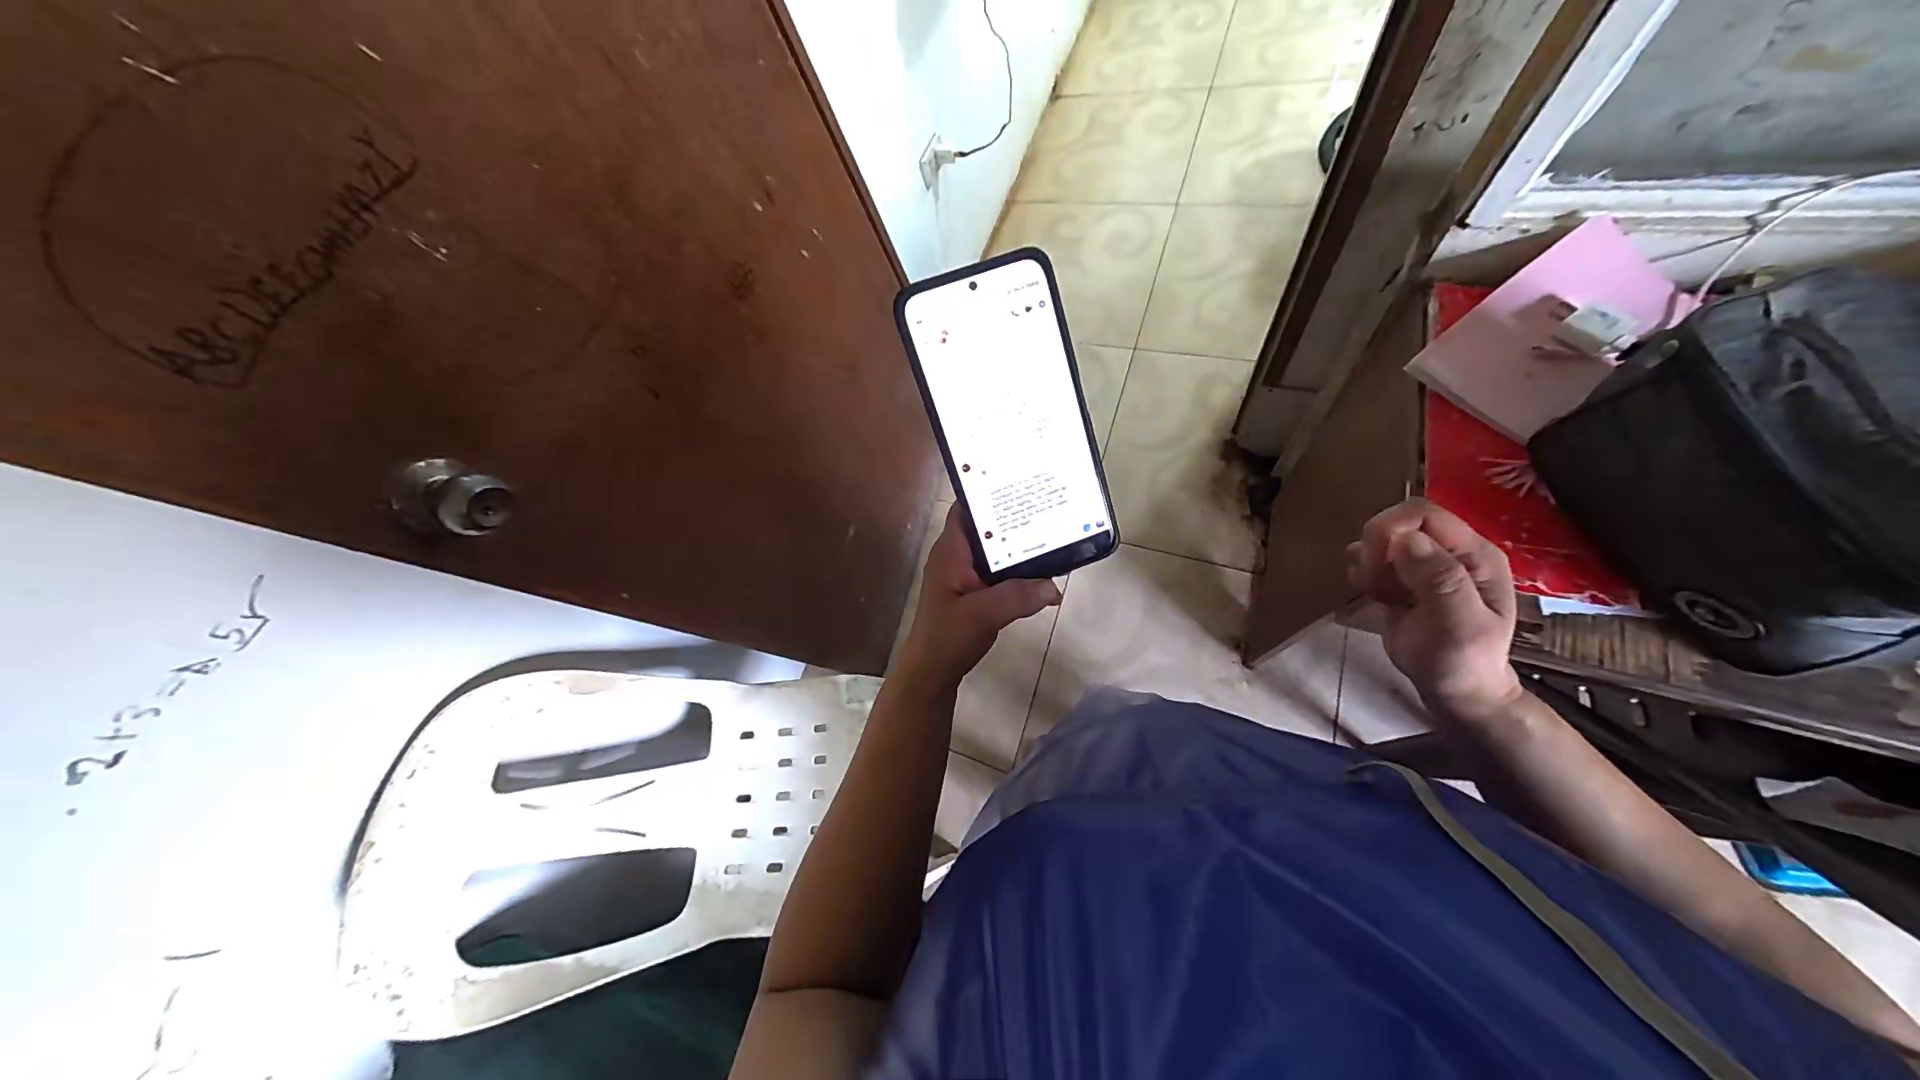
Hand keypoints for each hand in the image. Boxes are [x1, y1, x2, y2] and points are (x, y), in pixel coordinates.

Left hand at [896, 505, 1060, 688]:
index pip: (965, 510)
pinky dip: (1019, 569)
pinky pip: (1000, 571)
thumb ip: (1016, 598)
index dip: (986, 494)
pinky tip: (1044, 571)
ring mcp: (966, 575)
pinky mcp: (975, 592)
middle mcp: (957, 557)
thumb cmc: (947, 637)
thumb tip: (1054, 586)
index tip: (1016, 483)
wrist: (933, 672)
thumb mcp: (982, 615)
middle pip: (986, 528)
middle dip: (1011, 518)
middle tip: (1045, 505)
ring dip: (1018, 546)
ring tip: (1052, 532)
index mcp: (951, 553)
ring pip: (995, 551)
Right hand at [1347, 498, 1523, 725]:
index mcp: (1473, 554)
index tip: (1374, 561)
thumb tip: (1404, 538)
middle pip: (1396, 522)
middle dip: (1374, 548)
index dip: (1391, 528)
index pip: (1423, 514)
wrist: (1457, 691)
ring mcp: (1424, 564)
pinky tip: (1376, 597)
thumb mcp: (1459, 624)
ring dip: (1367, 563)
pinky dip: (1363, 574)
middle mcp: (1448, 552)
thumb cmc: (1463, 661)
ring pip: (1379, 540)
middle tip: (1372, 583)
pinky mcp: (1401, 579)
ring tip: (1379, 594)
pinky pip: (1370, 559)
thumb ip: (1439, 579)